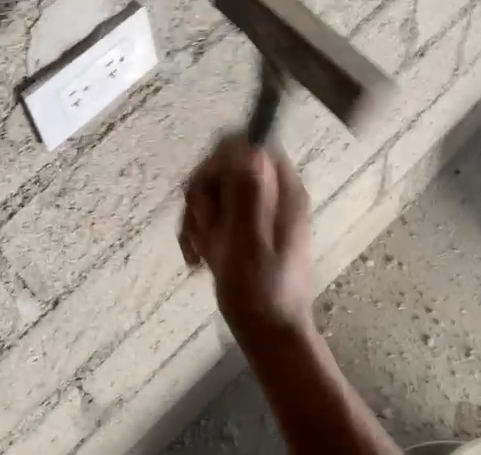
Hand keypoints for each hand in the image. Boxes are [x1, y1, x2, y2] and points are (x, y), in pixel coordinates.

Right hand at [179, 137, 314, 341]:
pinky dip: (200, 232)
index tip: (205, 193)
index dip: (218, 161)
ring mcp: (258, 210)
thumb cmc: (261, 294)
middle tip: (202, 229)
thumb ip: (248, 194)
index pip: (246, 144)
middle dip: (203, 195)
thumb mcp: (249, 243)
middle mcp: (272, 193)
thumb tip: (248, 147)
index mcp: (282, 190)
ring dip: (198, 218)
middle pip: (224, 164)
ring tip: (200, 252)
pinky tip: (199, 259)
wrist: (269, 338)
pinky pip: (213, 212)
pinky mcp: (245, 227)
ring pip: (213, 189)